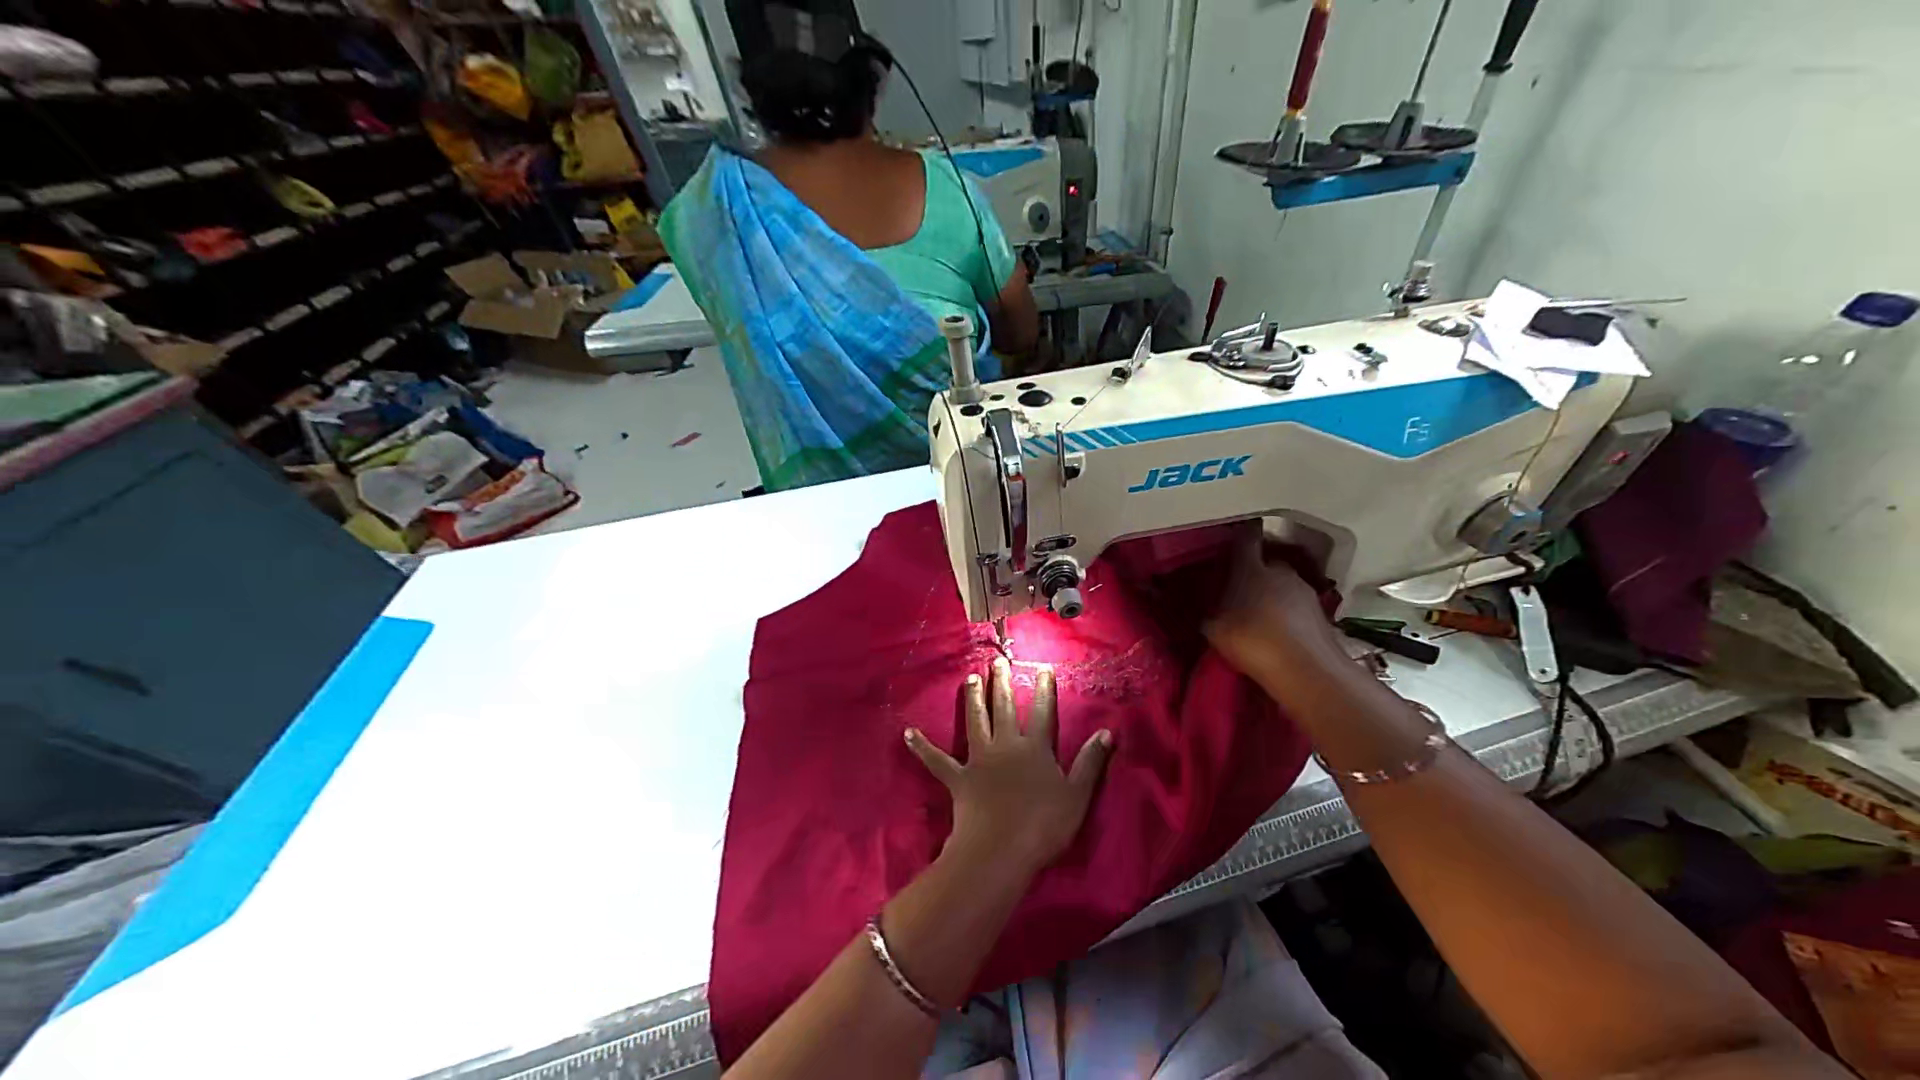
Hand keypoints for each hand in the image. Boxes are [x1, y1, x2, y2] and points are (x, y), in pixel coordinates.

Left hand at [905, 657, 1111, 878]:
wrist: (1001, 850)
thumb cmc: (1044, 825)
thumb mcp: (1077, 795)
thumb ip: (1091, 762)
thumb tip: (1107, 731)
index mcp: (1035, 747)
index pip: (1042, 711)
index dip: (1044, 689)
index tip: (1043, 669)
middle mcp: (1005, 745)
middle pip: (1004, 708)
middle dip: (1003, 683)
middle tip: (999, 661)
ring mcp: (978, 760)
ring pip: (975, 721)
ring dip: (973, 698)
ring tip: (972, 677)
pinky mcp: (958, 778)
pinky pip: (937, 760)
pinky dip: (922, 746)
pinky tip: (908, 732)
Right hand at [1203, 524, 1340, 680]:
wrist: (1305, 670)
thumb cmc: (1250, 639)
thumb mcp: (1214, 628)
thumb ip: (1209, 612)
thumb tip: (1206, 606)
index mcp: (1251, 569)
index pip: (1246, 540)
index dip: (1240, 535)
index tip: (1235, 532)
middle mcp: (1281, 572)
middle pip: (1268, 563)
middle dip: (1257, 571)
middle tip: (1242, 587)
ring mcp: (1305, 592)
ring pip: (1285, 585)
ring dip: (1274, 594)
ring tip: (1262, 614)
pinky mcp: (1322, 614)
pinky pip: (1297, 606)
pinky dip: (1288, 614)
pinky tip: (1280, 632)